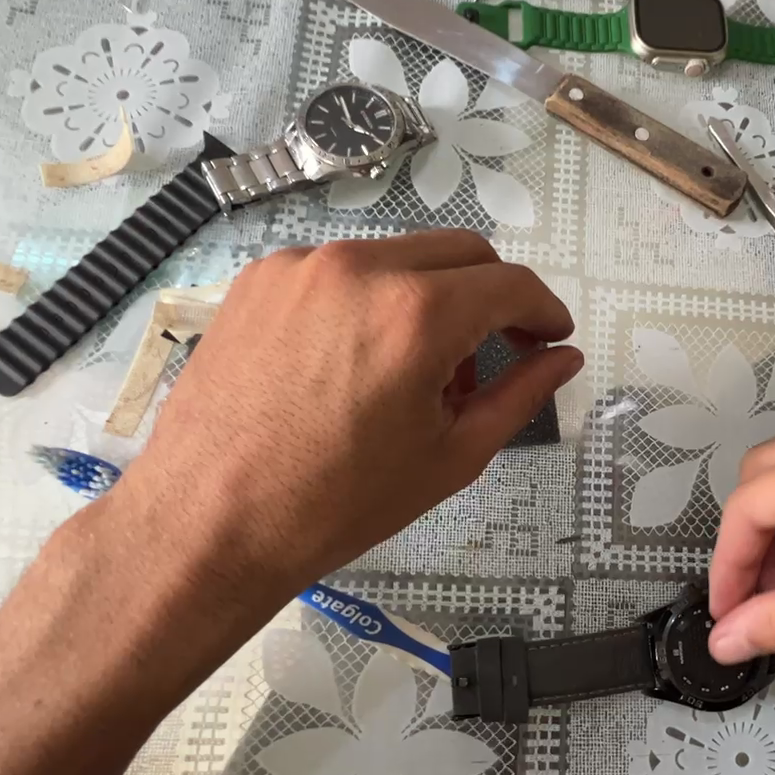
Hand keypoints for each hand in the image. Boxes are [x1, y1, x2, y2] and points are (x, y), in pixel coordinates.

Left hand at [105, 230, 580, 614]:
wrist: (209, 521)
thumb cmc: (342, 502)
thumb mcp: (452, 455)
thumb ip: (522, 395)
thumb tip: (565, 359)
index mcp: (417, 313)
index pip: (510, 284)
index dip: (545, 310)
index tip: (553, 339)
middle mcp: (361, 266)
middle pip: (463, 253)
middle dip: (495, 297)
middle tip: (498, 354)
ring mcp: (303, 265)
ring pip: (403, 256)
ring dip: (435, 298)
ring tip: (421, 369)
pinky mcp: (261, 277)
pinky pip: (345, 270)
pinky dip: (376, 299)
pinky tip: (361, 359)